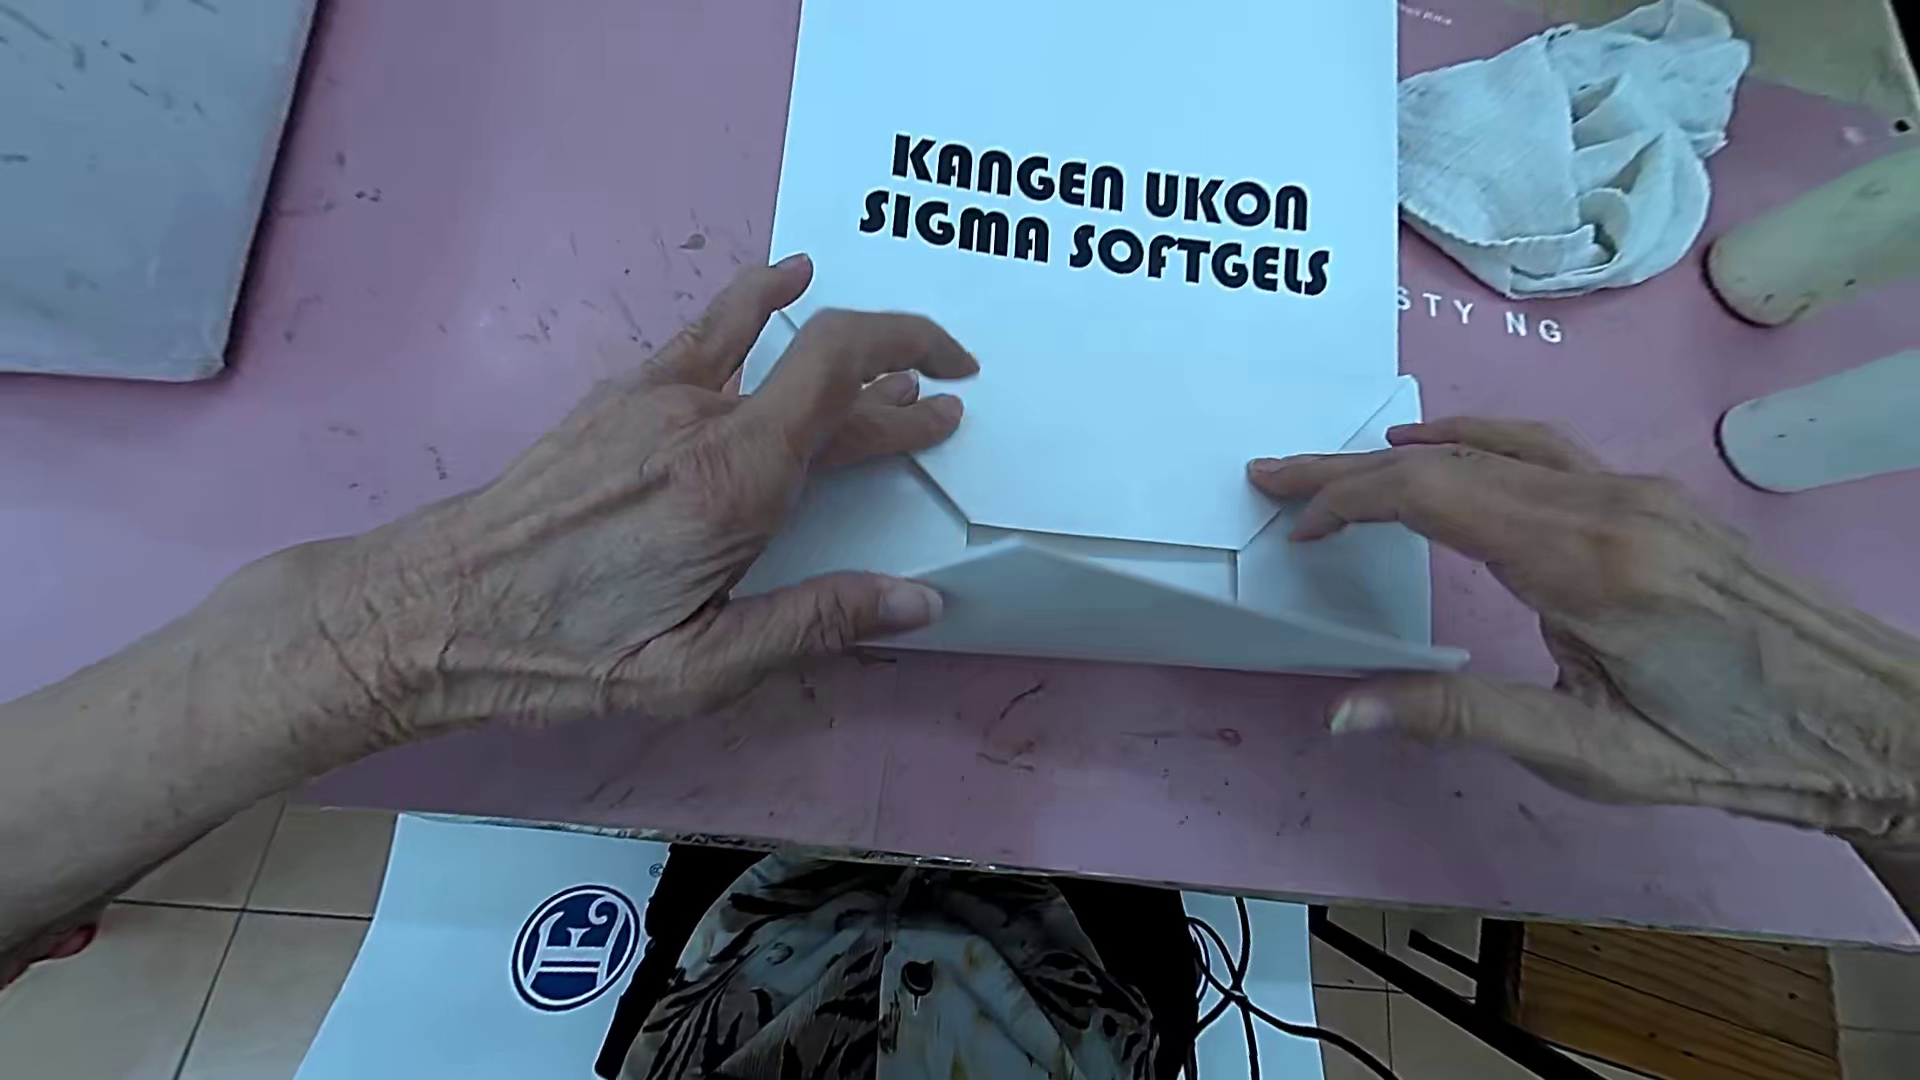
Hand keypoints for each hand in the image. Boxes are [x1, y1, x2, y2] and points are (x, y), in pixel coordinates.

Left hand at [307, 255, 976, 735]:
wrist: (430, 610)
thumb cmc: (571, 650)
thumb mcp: (706, 666)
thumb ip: (819, 621)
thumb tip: (921, 602)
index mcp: (736, 483)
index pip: (848, 390)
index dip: (912, 378)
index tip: (953, 399)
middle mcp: (704, 420)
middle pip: (827, 373)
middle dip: (900, 382)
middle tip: (939, 406)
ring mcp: (659, 397)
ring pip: (781, 348)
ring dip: (852, 351)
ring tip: (898, 365)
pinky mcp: (627, 396)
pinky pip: (710, 327)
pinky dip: (759, 295)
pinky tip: (790, 275)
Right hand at [1249, 418, 1919, 842]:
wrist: (1892, 728)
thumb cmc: (1732, 749)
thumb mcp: (1586, 754)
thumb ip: (1454, 718)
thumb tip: (1340, 712)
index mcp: (1584, 563)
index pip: (1431, 496)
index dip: (1347, 503)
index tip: (1299, 530)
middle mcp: (1604, 506)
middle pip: (1439, 463)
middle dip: (1340, 469)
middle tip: (1273, 475)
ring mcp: (1627, 490)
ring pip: (1477, 448)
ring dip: (1385, 453)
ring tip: (1325, 464)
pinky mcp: (1638, 494)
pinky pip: (1529, 445)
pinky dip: (1459, 437)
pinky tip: (1424, 439)